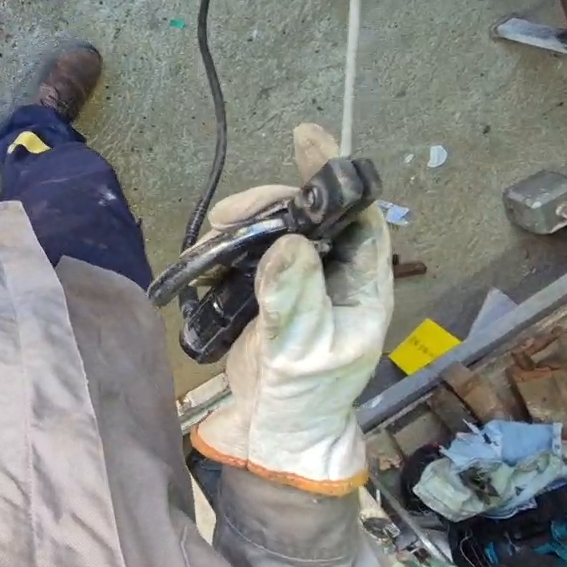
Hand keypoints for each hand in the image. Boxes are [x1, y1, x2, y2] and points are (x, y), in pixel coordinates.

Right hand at [191, 124, 392, 494]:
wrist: (272, 427)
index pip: (358, 217)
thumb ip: (295, 298)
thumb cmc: (303, 395)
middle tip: (227, 215)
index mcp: (361, 285)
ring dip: (241, 224)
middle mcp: (334, 273)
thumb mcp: (301, 350)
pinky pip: (248, 249)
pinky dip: (225, 245)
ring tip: (211, 236)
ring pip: (274, 228)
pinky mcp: (268, 286)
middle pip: (306, 215)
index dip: (336, 176)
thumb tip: (290, 242)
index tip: (307, 140)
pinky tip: (206, 254)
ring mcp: (299, 278)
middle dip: (267, 205)